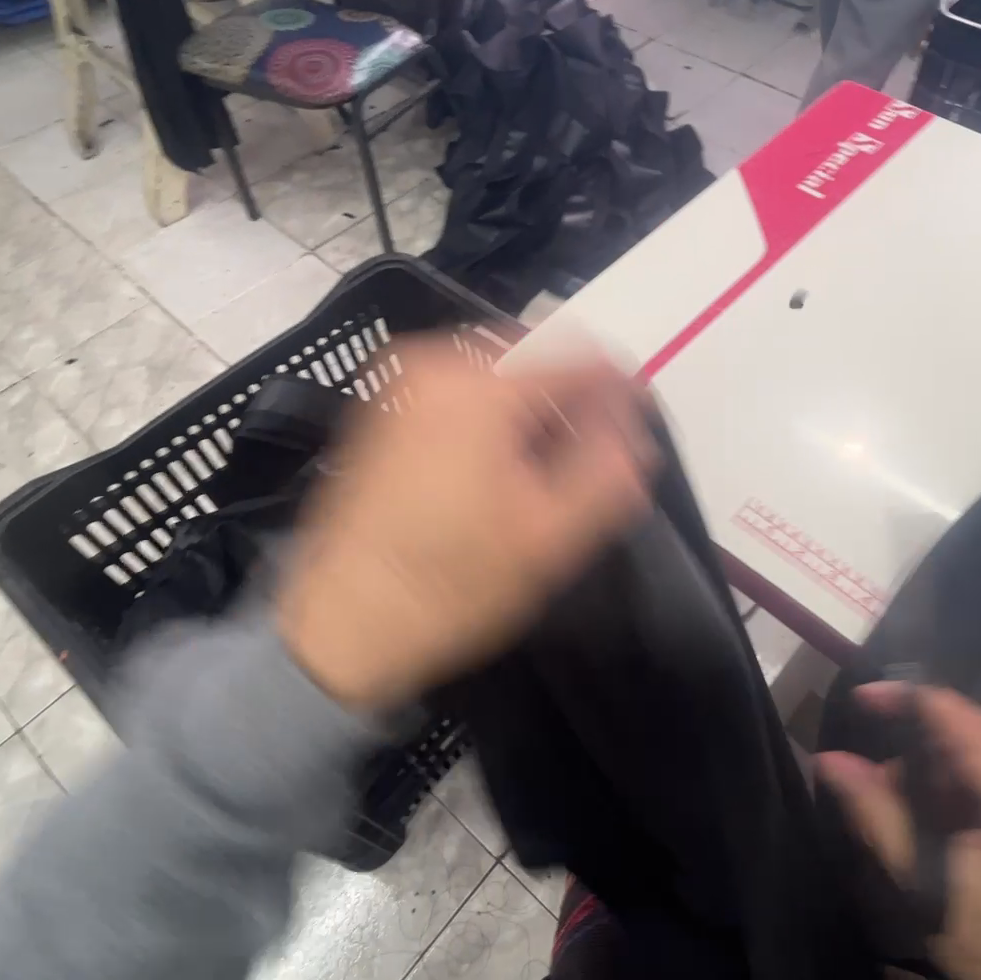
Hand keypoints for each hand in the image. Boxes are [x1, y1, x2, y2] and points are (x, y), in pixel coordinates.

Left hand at [276, 338, 656, 711]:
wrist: (342, 626)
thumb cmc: (447, 588)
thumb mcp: (549, 538)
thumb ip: (608, 472)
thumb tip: (633, 434)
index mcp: (479, 386)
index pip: (578, 354)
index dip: (621, 385)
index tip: (639, 420)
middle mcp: (433, 364)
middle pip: (536, 356)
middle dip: (575, 399)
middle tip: (597, 453)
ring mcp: (401, 385)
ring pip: (499, 373)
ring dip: (537, 408)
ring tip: (552, 467)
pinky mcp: (385, 411)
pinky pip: (462, 390)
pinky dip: (496, 414)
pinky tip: (504, 465)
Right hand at [818, 685, 980, 979]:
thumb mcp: (927, 886)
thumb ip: (877, 812)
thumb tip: (828, 761)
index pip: (968, 723)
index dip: (910, 701)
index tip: (863, 699)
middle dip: (928, 751)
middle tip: (883, 776)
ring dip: (953, 771)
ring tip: (914, 802)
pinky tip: (954, 815)